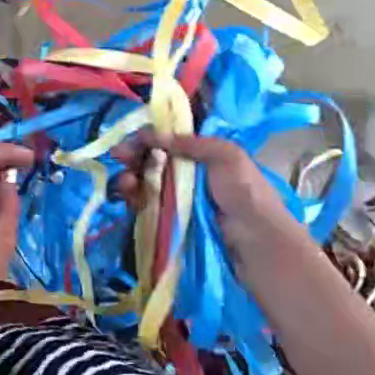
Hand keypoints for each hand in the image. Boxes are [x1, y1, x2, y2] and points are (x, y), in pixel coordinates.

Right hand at [114, 131, 303, 249]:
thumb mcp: (226, 156)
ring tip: (126, 182)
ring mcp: (176, 199)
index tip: (131, 140)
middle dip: (132, 156)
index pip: (167, 140)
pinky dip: (132, 199)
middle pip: (150, 160)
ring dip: (129, 177)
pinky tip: (129, 197)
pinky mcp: (168, 220)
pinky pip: (144, 205)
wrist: (254, 240)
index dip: (146, 138)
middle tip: (120, 157)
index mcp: (202, 155)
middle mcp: (186, 174)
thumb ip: (191, 142)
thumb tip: (155, 134)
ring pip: (143, 182)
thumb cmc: (243, 192)